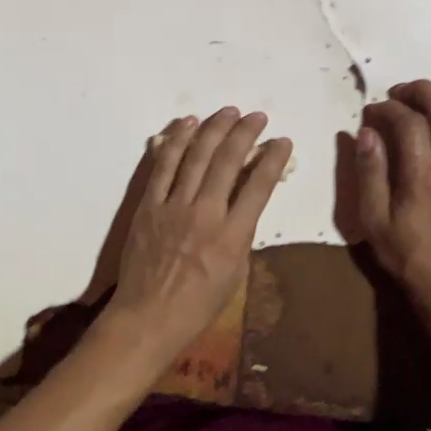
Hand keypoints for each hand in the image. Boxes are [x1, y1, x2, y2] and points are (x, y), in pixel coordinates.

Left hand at [101, 108, 291, 366]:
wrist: (148, 318)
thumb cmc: (198, 306)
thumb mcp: (236, 273)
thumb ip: (242, 233)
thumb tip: (247, 201)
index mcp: (232, 236)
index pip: (259, 186)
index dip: (273, 158)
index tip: (282, 140)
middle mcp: (205, 213)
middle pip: (228, 161)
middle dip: (245, 133)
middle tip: (257, 116)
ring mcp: (174, 206)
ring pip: (197, 155)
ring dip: (214, 128)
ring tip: (228, 112)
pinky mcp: (149, 205)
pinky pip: (163, 165)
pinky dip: (176, 141)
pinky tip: (188, 124)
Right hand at [345, 80, 430, 307]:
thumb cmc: (406, 253)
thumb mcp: (374, 219)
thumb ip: (369, 172)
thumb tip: (366, 133)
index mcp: (422, 175)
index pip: (409, 122)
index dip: (388, 108)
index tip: (372, 112)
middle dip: (420, 91)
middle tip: (399, 93)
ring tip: (426, 101)